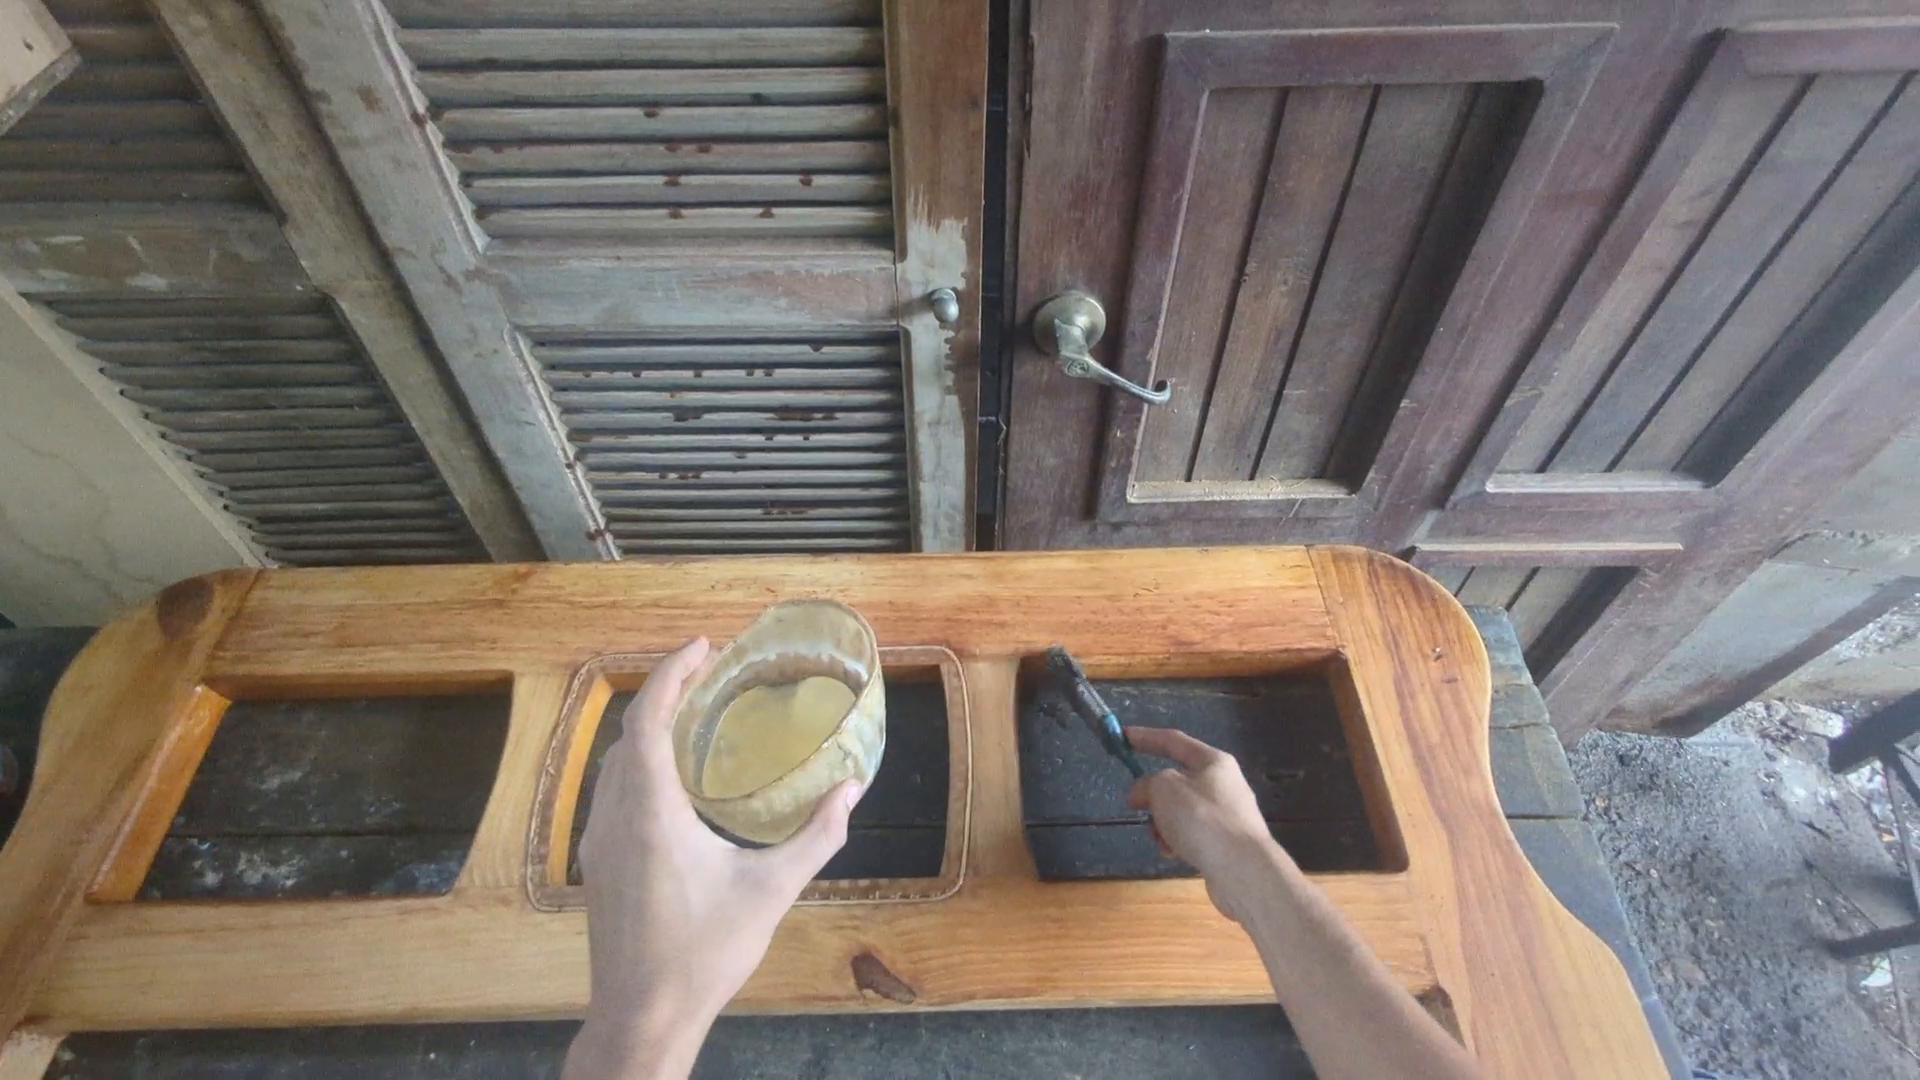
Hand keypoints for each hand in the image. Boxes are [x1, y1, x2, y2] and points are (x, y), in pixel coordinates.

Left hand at [566, 638, 862, 1078]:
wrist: (641, 1018)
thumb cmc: (706, 951)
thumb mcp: (772, 890)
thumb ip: (817, 835)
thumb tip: (853, 787)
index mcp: (652, 814)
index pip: (648, 721)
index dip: (670, 674)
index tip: (703, 646)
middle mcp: (616, 817)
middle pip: (629, 732)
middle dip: (664, 689)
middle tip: (707, 669)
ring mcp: (599, 840)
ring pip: (616, 760)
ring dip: (649, 723)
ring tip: (694, 708)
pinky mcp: (599, 860)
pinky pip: (614, 787)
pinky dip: (640, 756)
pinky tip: (673, 770)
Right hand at [1125, 726, 1294, 922]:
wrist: (1242, 870)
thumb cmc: (1201, 817)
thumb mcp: (1163, 788)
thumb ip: (1146, 783)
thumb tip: (1143, 794)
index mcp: (1213, 762)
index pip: (1174, 741)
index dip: (1146, 737)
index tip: (1122, 737)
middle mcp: (1224, 784)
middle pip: (1177, 781)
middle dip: (1154, 794)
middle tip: (1135, 804)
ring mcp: (1228, 815)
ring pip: (1181, 810)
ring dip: (1163, 822)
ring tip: (1161, 838)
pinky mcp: (1227, 844)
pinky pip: (1192, 834)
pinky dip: (1177, 841)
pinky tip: (1174, 853)